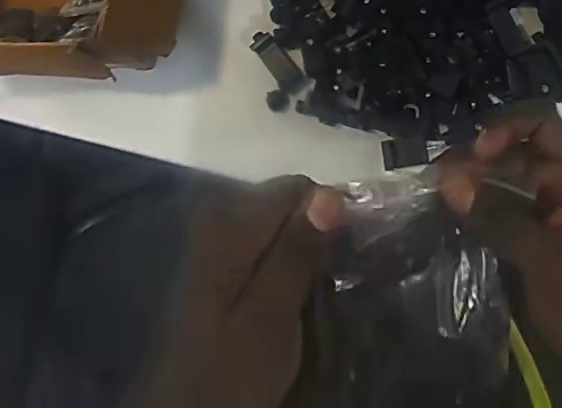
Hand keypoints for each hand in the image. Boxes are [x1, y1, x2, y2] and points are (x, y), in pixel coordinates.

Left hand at [128, 177, 342, 407]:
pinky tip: (291, 294)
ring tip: (312, 294)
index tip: (344, 263)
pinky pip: (268, 236)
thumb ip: (298, 252)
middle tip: (327, 286)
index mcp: (228, 219)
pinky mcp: (221, 250)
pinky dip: (287, 259)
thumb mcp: (271, 318)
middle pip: (289, 200)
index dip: (330, 219)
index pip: (299, 189)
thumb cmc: (229, 371)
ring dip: (303, 250)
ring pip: (283, 219)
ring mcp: (217, 229)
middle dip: (316, 235)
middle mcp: (219, 209)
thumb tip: (331, 195)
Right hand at [436, 103, 561, 406]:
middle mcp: (558, 178)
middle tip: (441, 182)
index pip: (538, 122)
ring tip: (438, 197)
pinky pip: (493, 203)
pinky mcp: (526, 228)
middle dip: (473, 161)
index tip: (480, 153)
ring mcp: (542, 203)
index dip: (505, 128)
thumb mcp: (544, 257)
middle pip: (508, 148)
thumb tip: (445, 179)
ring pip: (495, 175)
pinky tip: (451, 214)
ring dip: (468, 183)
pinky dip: (472, 205)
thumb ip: (495, 215)